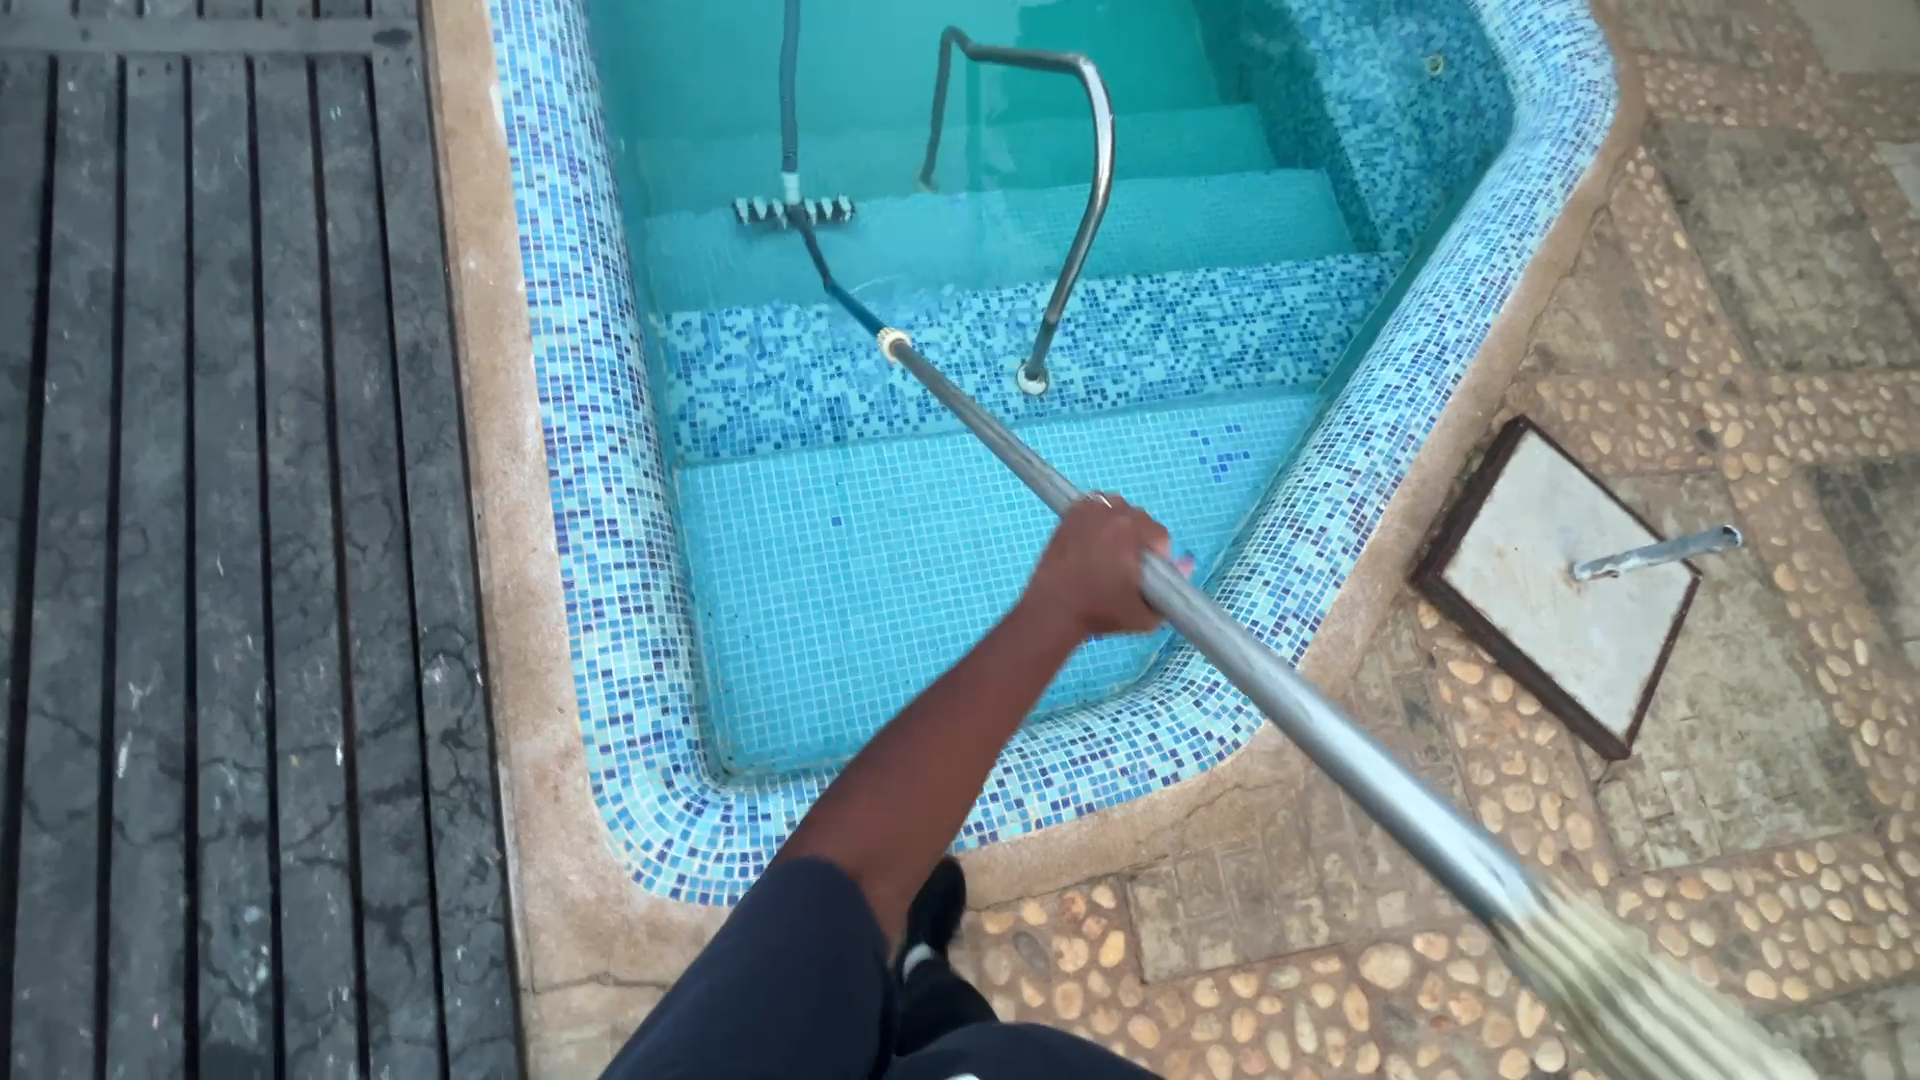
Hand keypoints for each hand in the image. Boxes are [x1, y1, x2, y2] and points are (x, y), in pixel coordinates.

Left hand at [1022, 494, 1175, 639]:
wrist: (1054, 609)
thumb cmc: (1101, 612)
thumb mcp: (1146, 613)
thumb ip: (1174, 587)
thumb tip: (1187, 562)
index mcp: (1133, 530)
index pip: (1160, 534)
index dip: (1157, 556)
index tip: (1145, 574)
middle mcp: (1112, 512)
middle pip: (1139, 518)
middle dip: (1138, 538)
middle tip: (1125, 565)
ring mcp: (1087, 510)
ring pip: (1117, 508)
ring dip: (1120, 524)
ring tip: (1110, 550)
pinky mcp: (1069, 514)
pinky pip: (1094, 505)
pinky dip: (1098, 516)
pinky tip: (1094, 538)